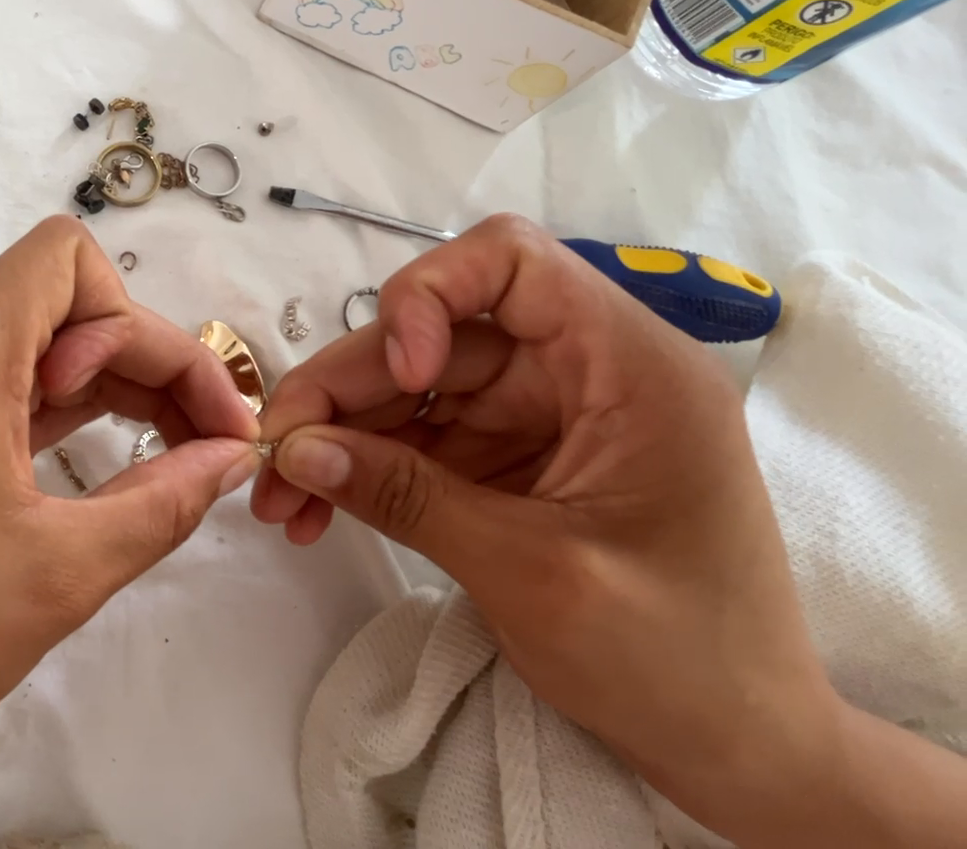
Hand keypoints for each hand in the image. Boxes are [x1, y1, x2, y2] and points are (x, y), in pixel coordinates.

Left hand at [0, 215, 261, 817]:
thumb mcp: (64, 570)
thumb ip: (165, 501)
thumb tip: (229, 457)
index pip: (67, 262)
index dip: (144, 324)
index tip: (191, 412)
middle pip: (64, 302)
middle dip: (147, 360)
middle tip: (208, 445)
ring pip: (38, 341)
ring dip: (111, 385)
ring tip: (172, 455)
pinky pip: (4, 380)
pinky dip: (63, 407)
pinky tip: (107, 456)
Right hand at [249, 215, 852, 844]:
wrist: (732, 743)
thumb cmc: (673, 657)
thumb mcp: (532, 573)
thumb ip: (407, 497)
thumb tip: (294, 450)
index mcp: (624, 367)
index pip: (510, 262)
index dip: (430, 297)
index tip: (400, 380)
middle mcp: (571, 372)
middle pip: (428, 338)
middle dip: (341, 393)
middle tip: (272, 457)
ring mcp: (531, 415)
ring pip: (402, 390)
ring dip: (332, 438)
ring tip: (280, 502)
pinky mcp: (500, 458)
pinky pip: (408, 440)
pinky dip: (355, 471)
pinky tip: (313, 512)